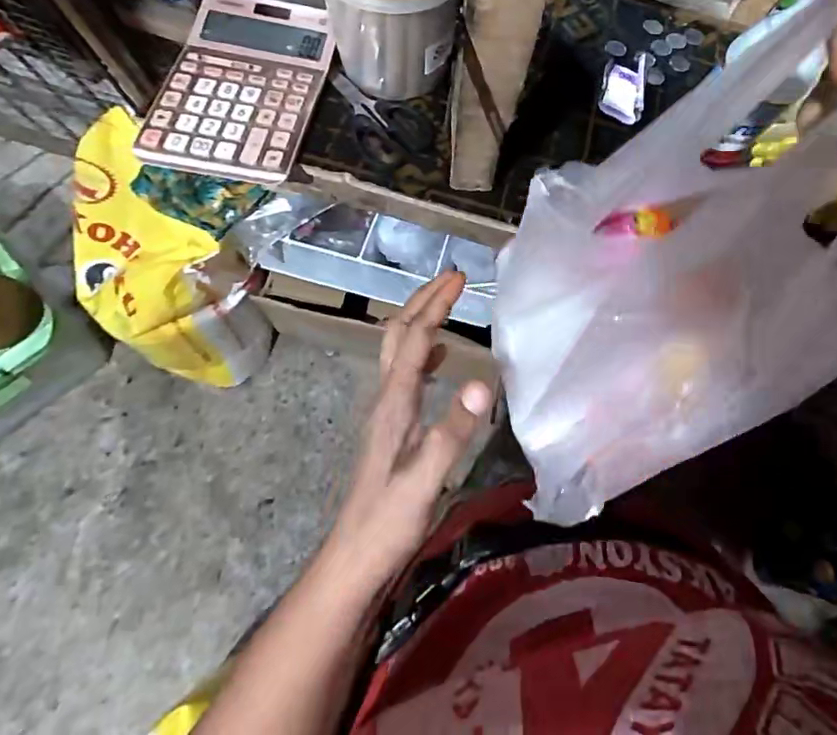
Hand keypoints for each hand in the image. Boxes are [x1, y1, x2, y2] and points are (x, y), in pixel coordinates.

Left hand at [320, 271, 492, 591]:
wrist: (354, 559)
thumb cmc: (388, 522)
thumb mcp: (426, 480)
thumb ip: (453, 431)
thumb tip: (483, 380)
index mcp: (394, 403)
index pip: (413, 339)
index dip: (435, 305)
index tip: (458, 277)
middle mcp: (386, 399)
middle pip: (398, 334)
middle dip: (423, 301)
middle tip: (452, 279)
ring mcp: (386, 413)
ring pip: (399, 351)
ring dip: (421, 321)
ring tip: (445, 305)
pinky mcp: (392, 429)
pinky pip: (406, 375)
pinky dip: (422, 353)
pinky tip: (439, 359)